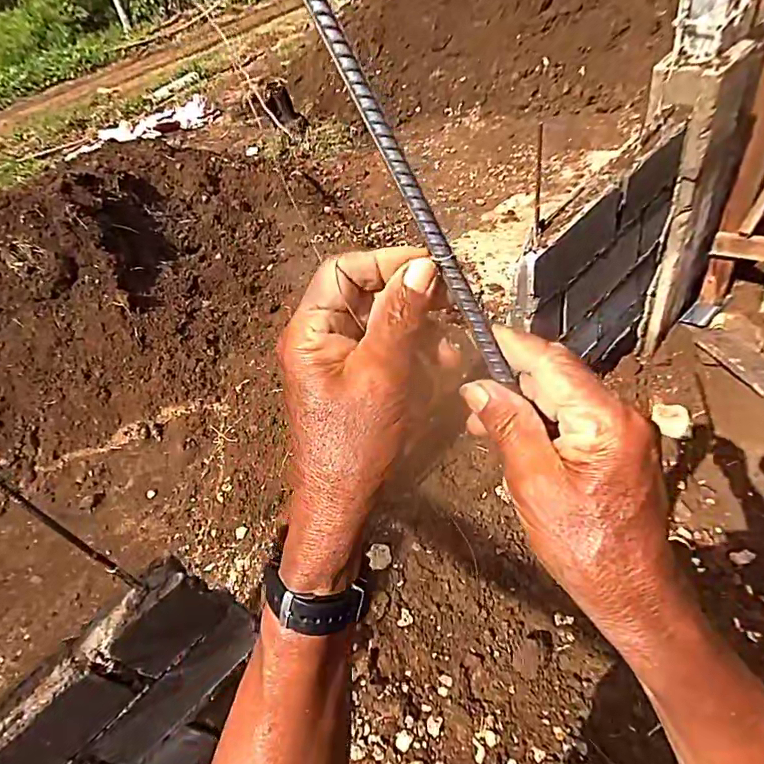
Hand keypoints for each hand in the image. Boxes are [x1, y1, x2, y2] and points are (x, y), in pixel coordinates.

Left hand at [279, 247, 460, 588]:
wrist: (342, 501)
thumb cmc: (350, 449)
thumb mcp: (381, 375)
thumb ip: (400, 317)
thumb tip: (420, 269)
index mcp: (312, 331)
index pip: (345, 271)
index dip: (387, 263)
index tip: (429, 267)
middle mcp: (324, 339)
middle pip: (372, 295)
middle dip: (414, 304)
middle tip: (452, 305)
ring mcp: (344, 359)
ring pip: (390, 324)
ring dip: (423, 334)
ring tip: (444, 356)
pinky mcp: (363, 378)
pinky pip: (394, 352)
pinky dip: (419, 358)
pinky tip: (436, 373)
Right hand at [459, 326, 676, 630]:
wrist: (632, 591)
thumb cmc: (587, 549)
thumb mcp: (534, 484)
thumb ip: (509, 426)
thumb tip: (480, 387)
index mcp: (605, 420)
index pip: (551, 361)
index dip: (512, 345)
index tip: (482, 334)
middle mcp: (624, 416)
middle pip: (560, 375)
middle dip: (513, 377)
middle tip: (471, 391)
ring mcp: (628, 431)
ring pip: (566, 396)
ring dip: (526, 401)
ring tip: (486, 420)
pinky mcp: (623, 446)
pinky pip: (578, 417)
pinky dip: (545, 419)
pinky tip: (518, 434)